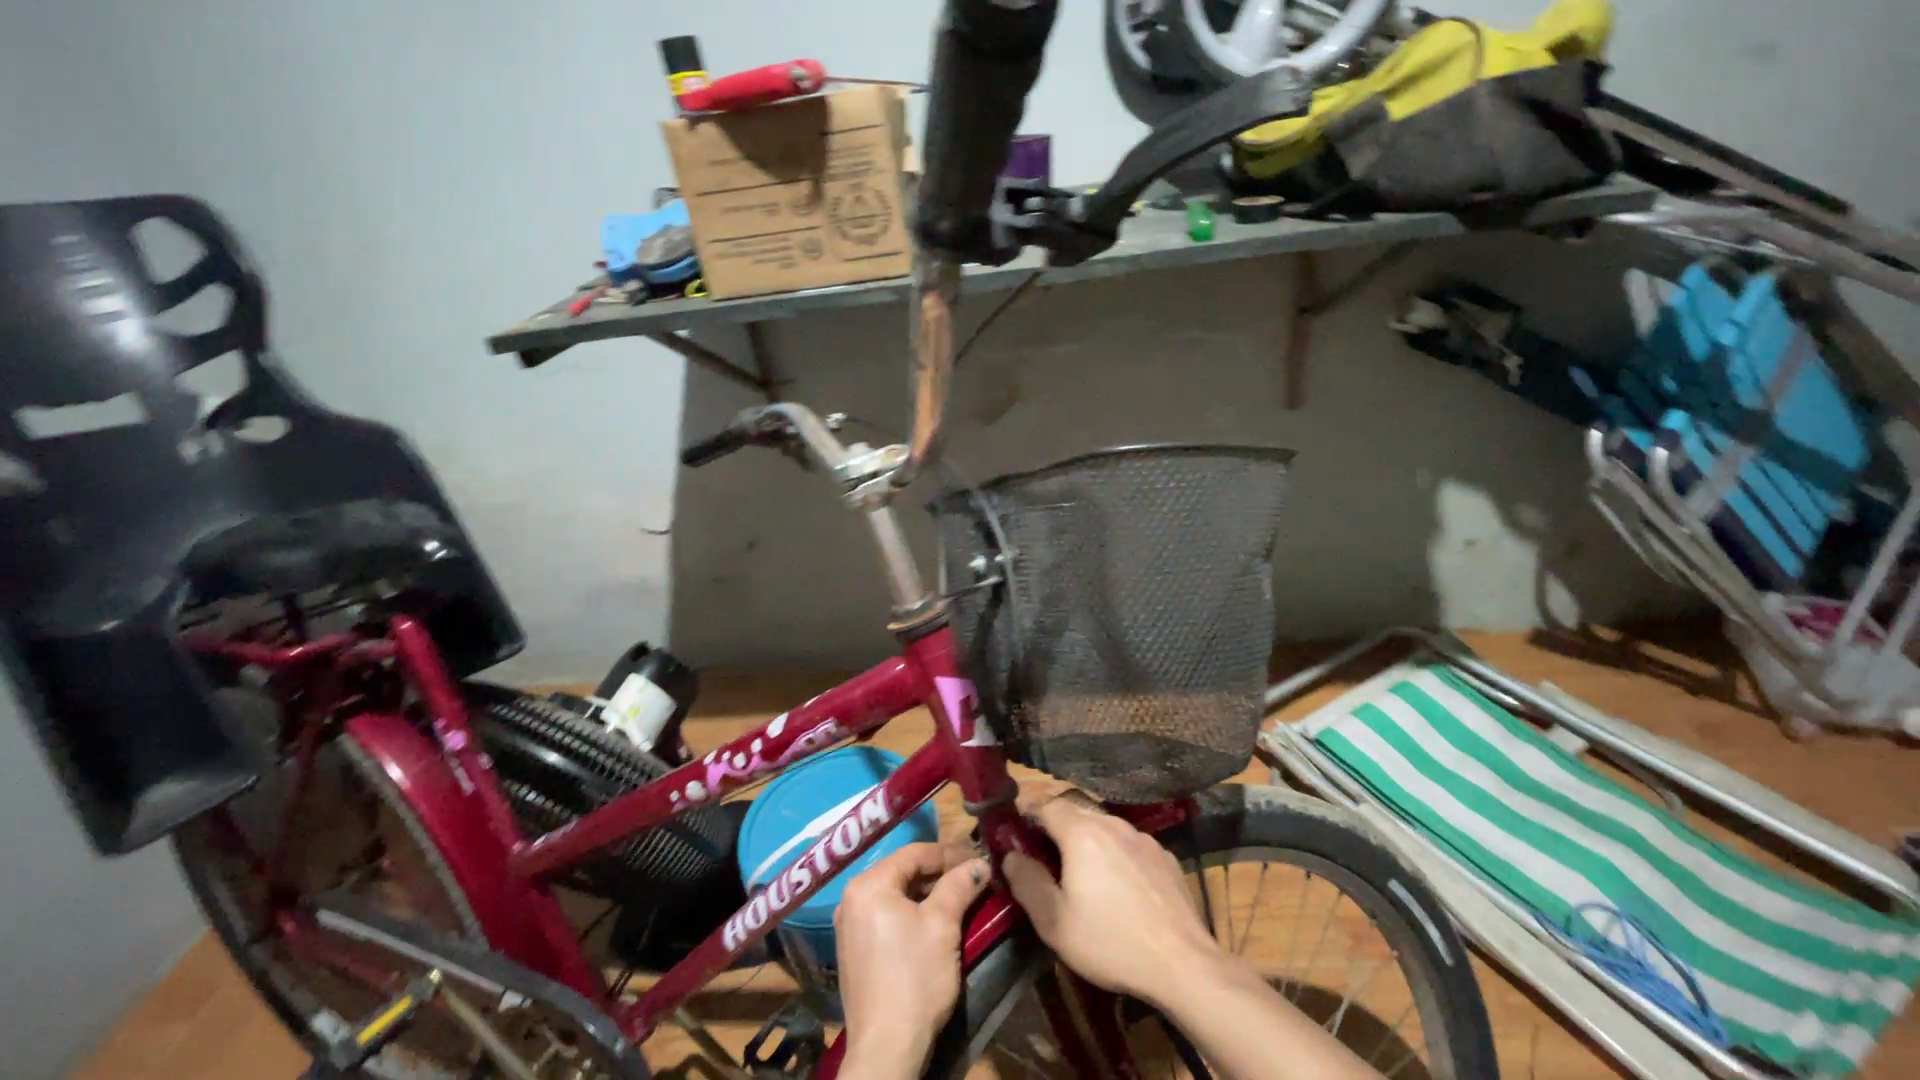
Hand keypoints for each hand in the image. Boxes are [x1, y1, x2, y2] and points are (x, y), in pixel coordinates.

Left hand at [836, 843, 990, 1078]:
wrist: (886, 1046)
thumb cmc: (915, 978)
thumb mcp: (943, 926)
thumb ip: (959, 886)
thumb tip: (979, 864)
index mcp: (868, 885)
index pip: (914, 853)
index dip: (950, 853)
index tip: (980, 860)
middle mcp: (851, 899)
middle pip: (903, 872)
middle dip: (941, 874)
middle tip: (974, 879)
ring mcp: (850, 927)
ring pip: (896, 896)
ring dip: (929, 895)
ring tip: (962, 899)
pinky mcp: (855, 951)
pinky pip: (887, 917)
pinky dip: (913, 915)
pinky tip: (938, 924)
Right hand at [1002, 795, 1224, 1007]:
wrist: (1182, 964)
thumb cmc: (1110, 943)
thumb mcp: (1054, 922)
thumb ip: (1027, 882)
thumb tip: (1011, 855)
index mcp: (1083, 834)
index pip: (1047, 805)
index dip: (1028, 816)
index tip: (1017, 837)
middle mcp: (1114, 825)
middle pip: (1076, 813)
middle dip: (1056, 829)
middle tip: (1045, 860)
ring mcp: (1145, 840)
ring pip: (1105, 828)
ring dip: (1088, 842)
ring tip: (1082, 875)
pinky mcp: (1166, 858)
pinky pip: (1130, 846)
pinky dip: (1116, 856)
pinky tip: (1119, 888)